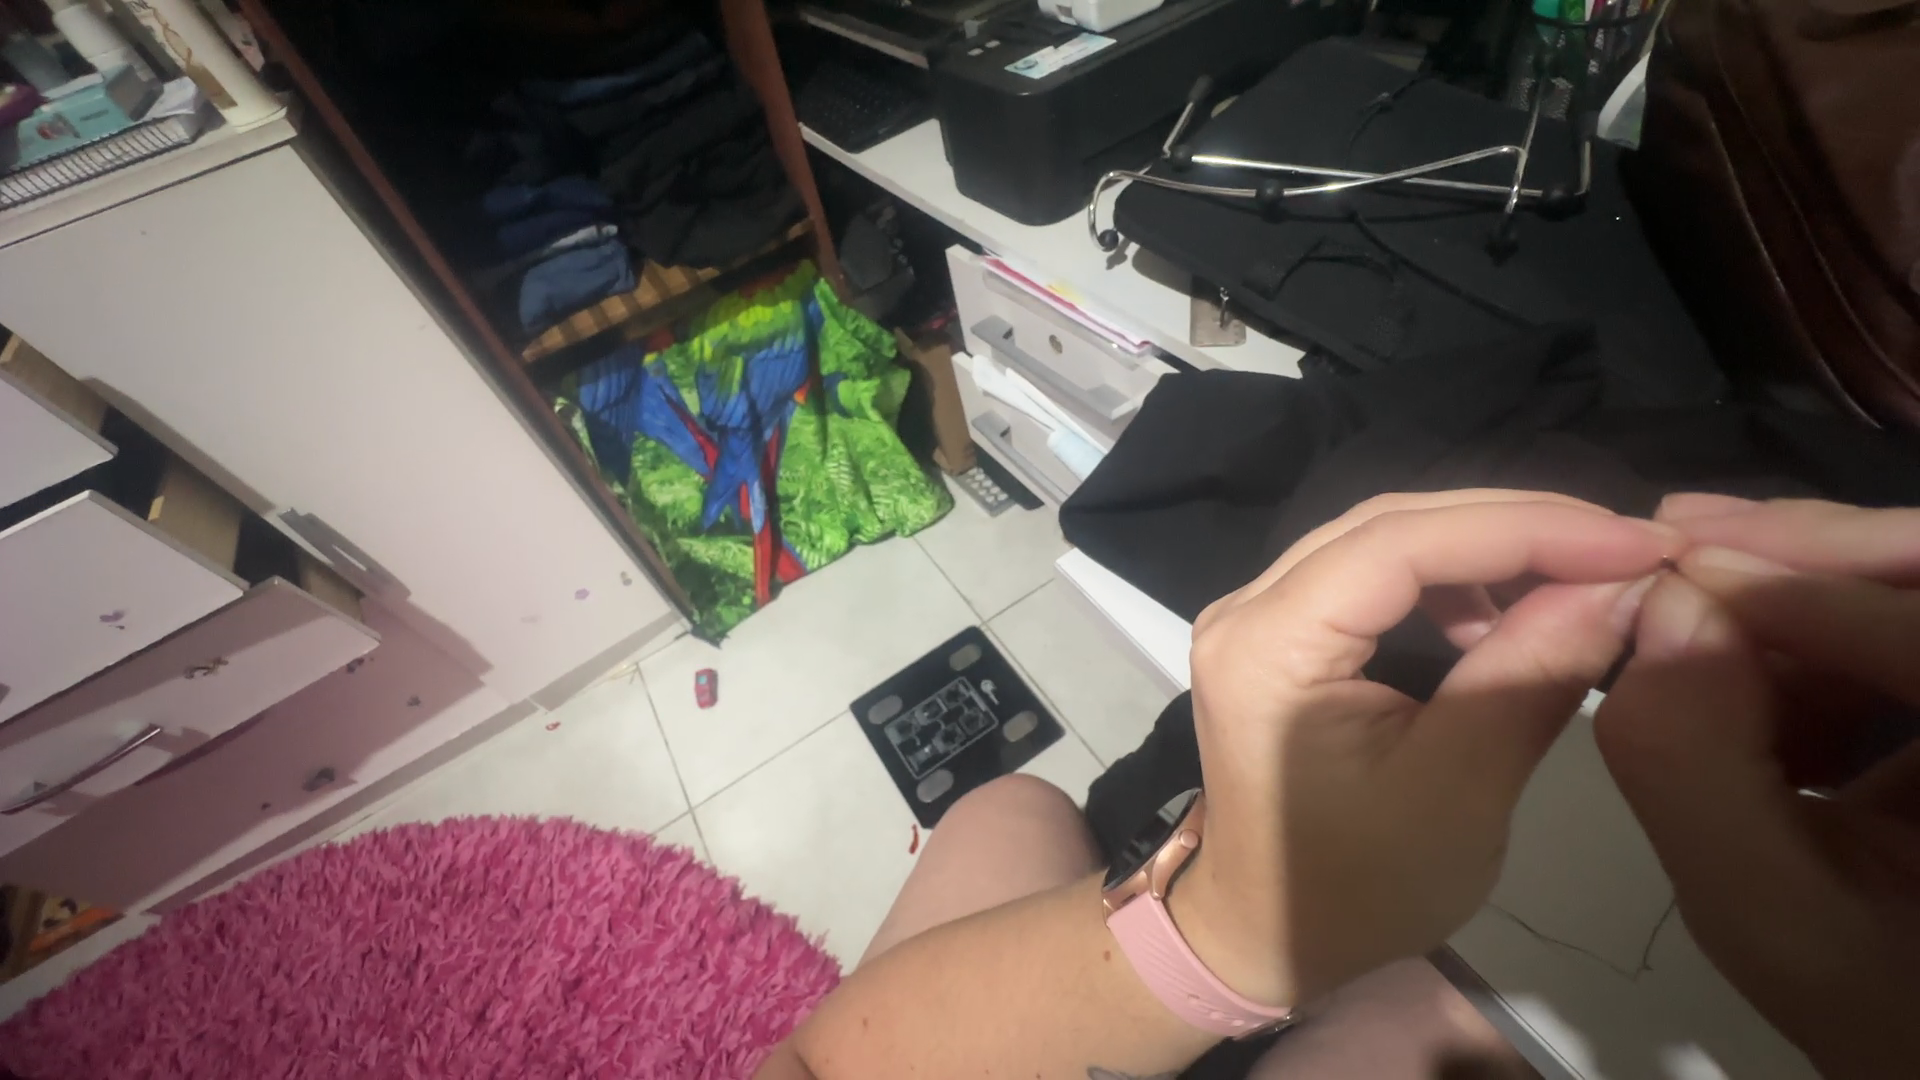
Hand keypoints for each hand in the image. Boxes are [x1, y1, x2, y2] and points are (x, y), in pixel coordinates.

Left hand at [1176, 490, 1680, 1007]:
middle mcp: (1242, 610)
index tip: (1640, 539)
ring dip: (1473, 550)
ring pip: (1369, 543)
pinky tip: (1487, 618)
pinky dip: (1433, 582)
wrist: (1268, 921)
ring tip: (1567, 584)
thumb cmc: (1355, 879)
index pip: (1394, 544)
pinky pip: (1356, 578)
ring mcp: (1249, 617)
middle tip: (1622, 546)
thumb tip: (1621, 583)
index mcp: (1265, 645)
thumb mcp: (1458, 786)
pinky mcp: (1271, 634)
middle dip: (1506, 525)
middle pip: (1378, 528)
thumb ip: (1531, 674)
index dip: (1522, 527)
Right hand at [1595, 496, 1919, 1078]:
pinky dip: (1823, 628)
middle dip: (1822, 552)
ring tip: (1692, 581)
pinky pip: (1912, 639)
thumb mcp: (1758, 907)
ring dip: (1808, 583)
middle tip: (1684, 531)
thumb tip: (1661, 611)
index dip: (1820, 597)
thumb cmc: (1873, 1010)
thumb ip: (1686, 761)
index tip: (1676, 568)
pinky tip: (1748, 650)